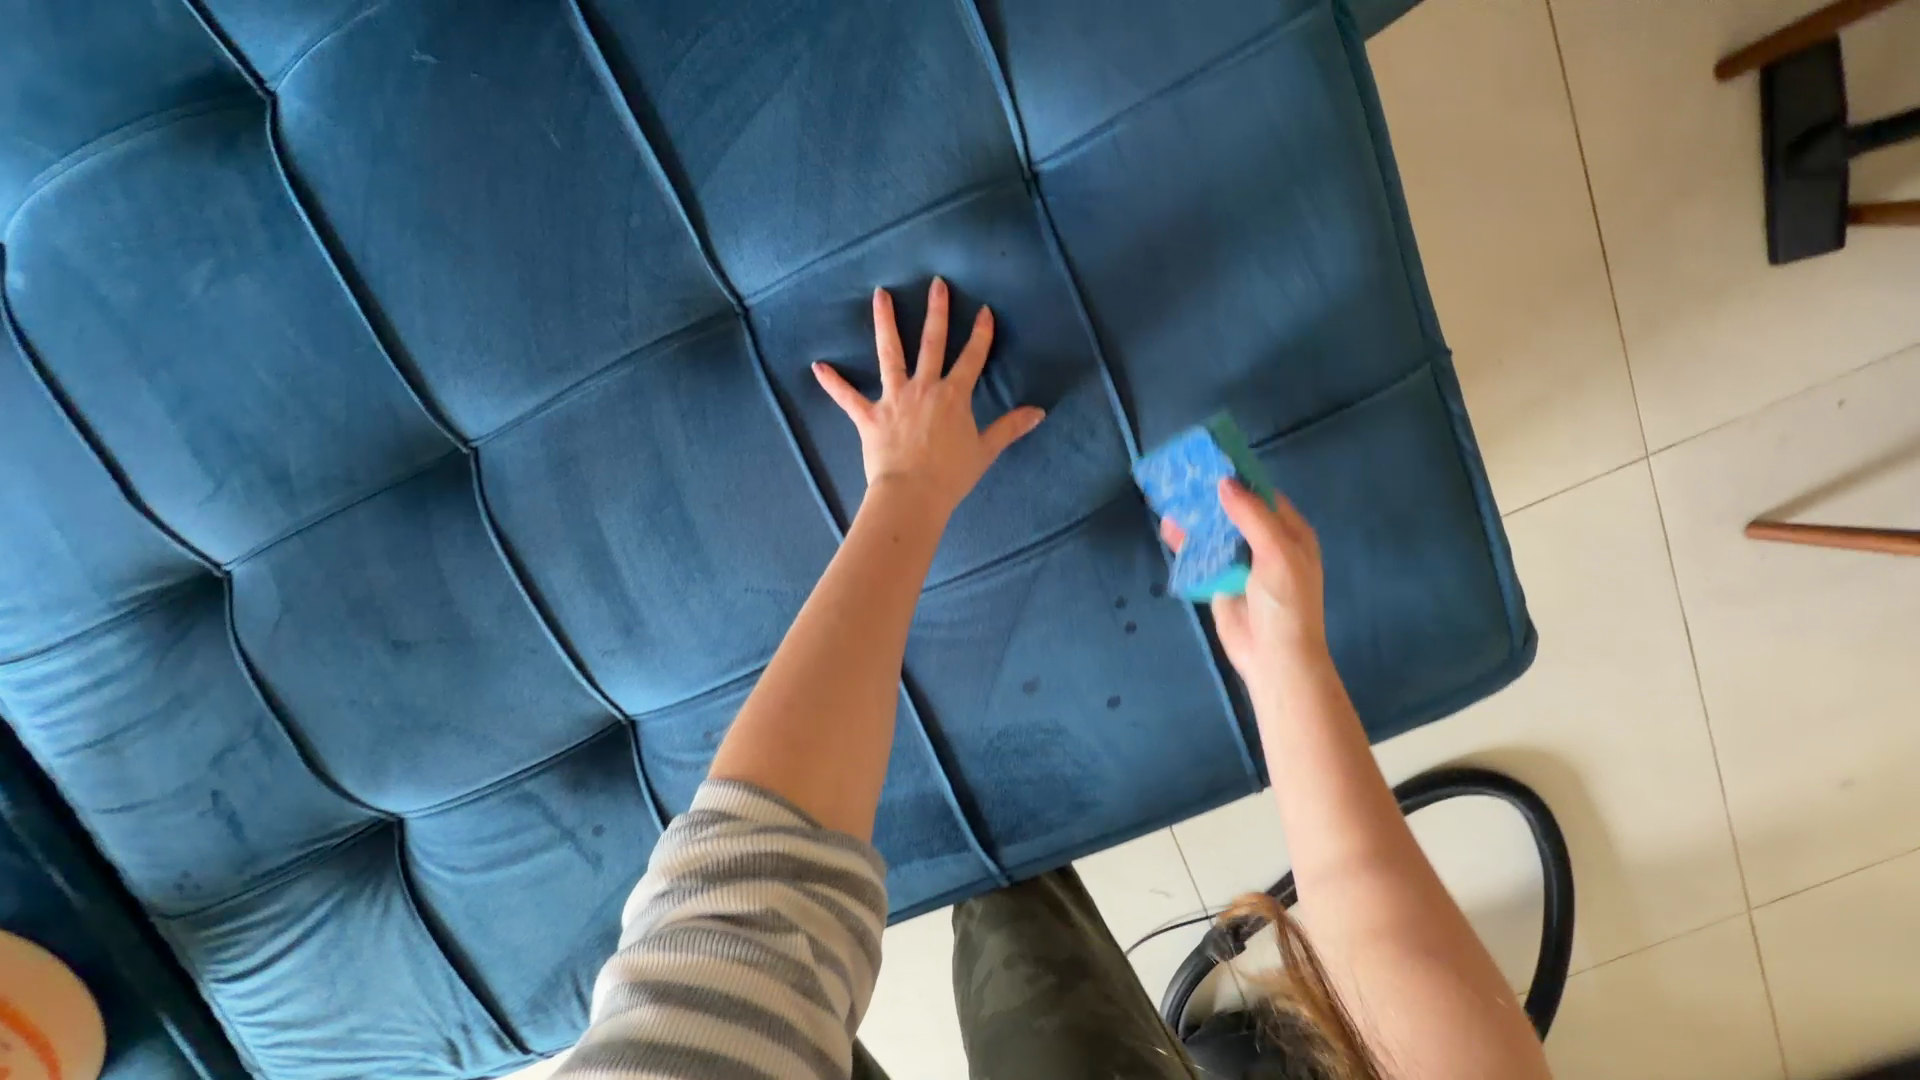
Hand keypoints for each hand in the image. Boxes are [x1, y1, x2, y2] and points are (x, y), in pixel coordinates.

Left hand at [813, 278, 1044, 520]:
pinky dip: (832, 382)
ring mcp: (894, 399)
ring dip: (885, 323)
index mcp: (954, 396)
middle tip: (936, 284)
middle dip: (937, 311)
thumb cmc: (951, 475)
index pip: (972, 358)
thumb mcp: (985, 450)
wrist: (913, 495)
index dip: (981, 334)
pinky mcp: (869, 416)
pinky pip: (847, 397)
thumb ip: (1010, 428)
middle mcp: (925, 388)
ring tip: (880, 295)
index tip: (984, 311)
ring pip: (889, 353)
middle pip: (932, 343)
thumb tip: (1039, 412)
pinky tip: (817, 366)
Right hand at [1167, 477, 1329, 689]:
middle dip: (1213, 496)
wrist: (1273, 657)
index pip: (1264, 496)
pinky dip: (1187, 543)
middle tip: (1186, 476)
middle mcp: (1267, 544)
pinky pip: (1203, 557)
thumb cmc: (1286, 603)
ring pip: (1217, 533)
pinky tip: (1169, 528)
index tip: (1213, 461)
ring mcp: (1242, 564)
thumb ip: (1252, 517)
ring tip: (1172, 496)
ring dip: (1197, 518)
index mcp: (1290, 534)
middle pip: (1236, 512)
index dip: (1240, 478)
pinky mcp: (1221, 581)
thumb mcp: (1277, 553)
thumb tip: (1224, 483)